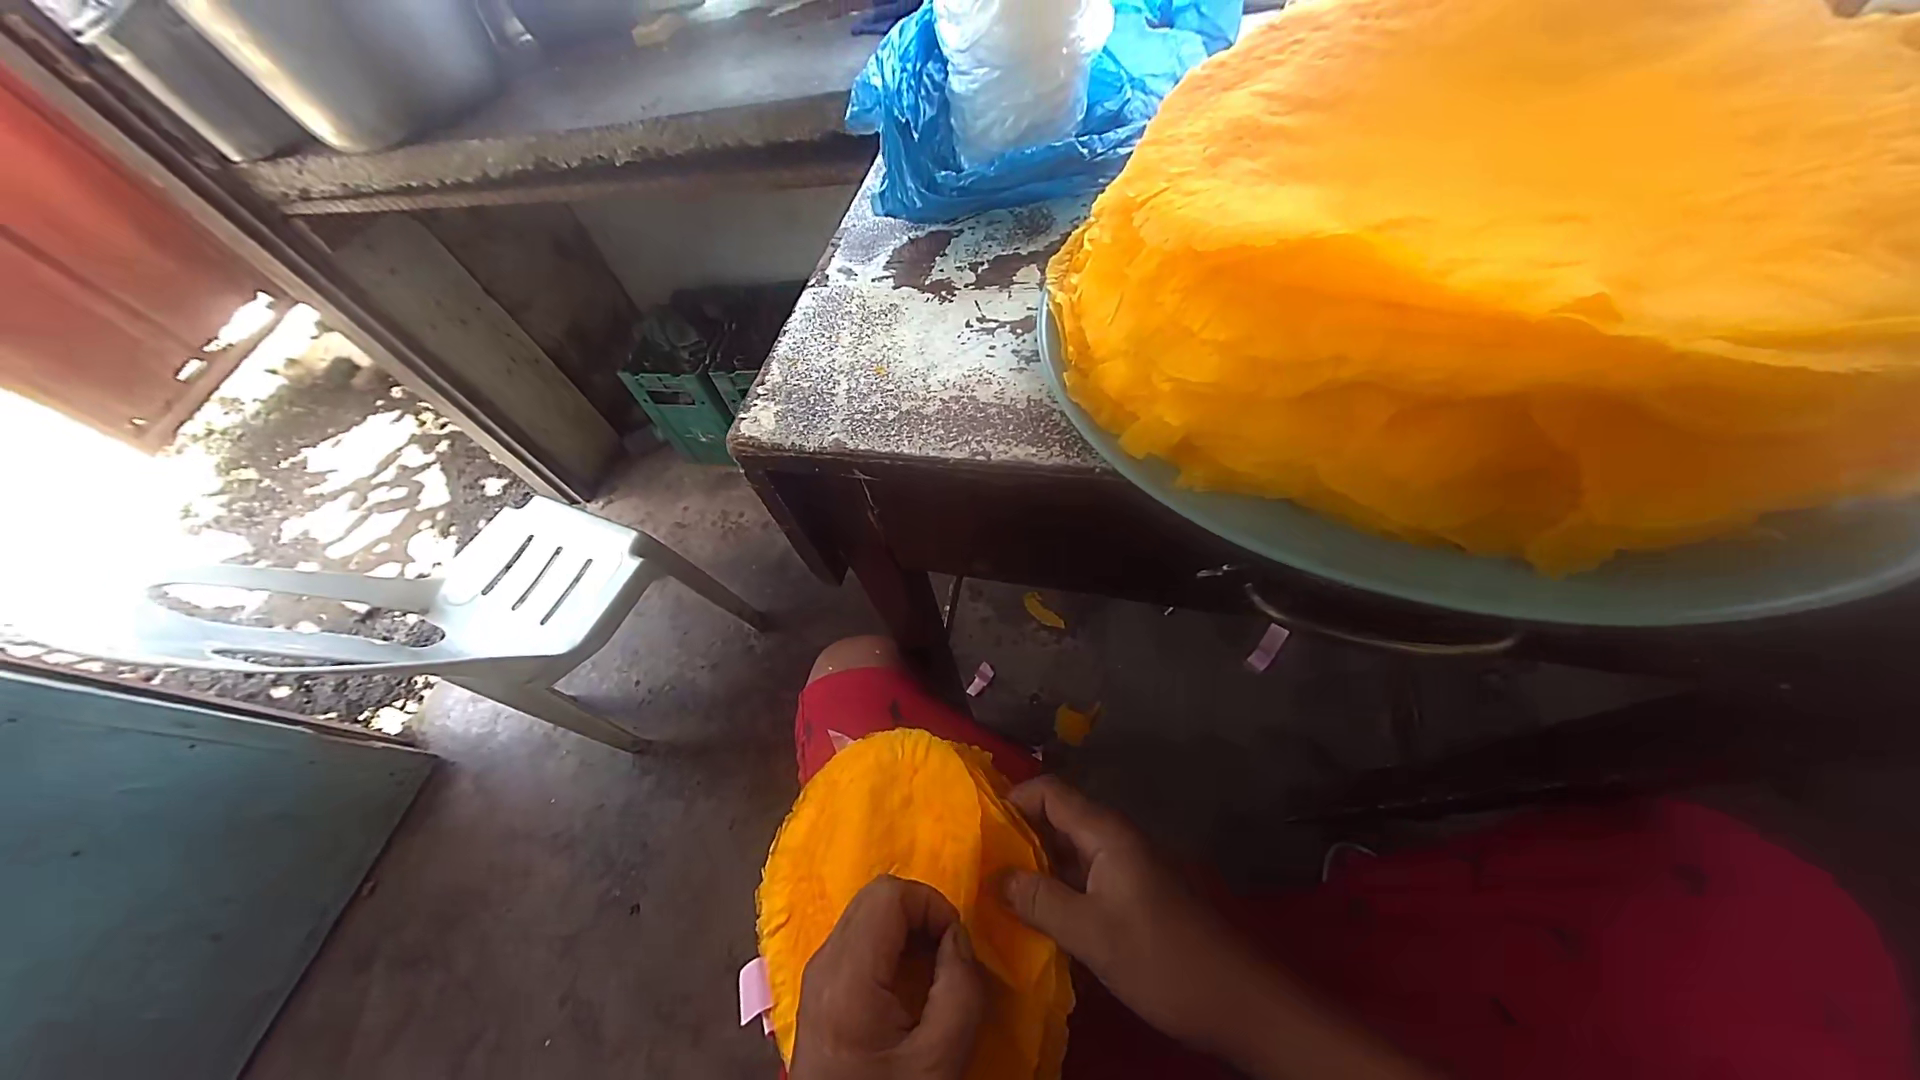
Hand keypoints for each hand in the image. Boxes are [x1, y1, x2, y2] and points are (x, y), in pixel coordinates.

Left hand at [789, 875, 986, 1079]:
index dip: (931, 905)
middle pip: (875, 897)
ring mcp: (817, 974)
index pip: (889, 893)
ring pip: (867, 913)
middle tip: (944, 957)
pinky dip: (889, 946)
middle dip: (920, 914)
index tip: (954, 945)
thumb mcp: (940, 1060)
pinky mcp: (820, 989)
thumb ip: (960, 987)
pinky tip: (905, 987)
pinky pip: (859, 939)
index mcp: (848, 976)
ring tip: (929, 974)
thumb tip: (956, 938)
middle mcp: (824, 963)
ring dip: (906, 930)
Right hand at [997, 777, 1269, 1052]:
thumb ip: (1039, 900)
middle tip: (981, 860)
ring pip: (1071, 848)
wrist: (1238, 1000)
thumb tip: (996, 876)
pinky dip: (1059, 883)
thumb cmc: (1161, 959)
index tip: (980, 827)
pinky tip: (1039, 910)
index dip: (1013, 800)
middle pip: (1058, 817)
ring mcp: (1128, 865)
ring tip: (999, 886)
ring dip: (1037, 862)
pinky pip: (1086, 873)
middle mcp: (1116, 838)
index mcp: (1106, 833)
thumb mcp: (1091, 933)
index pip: (1050, 792)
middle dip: (1019, 834)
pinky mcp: (1135, 891)